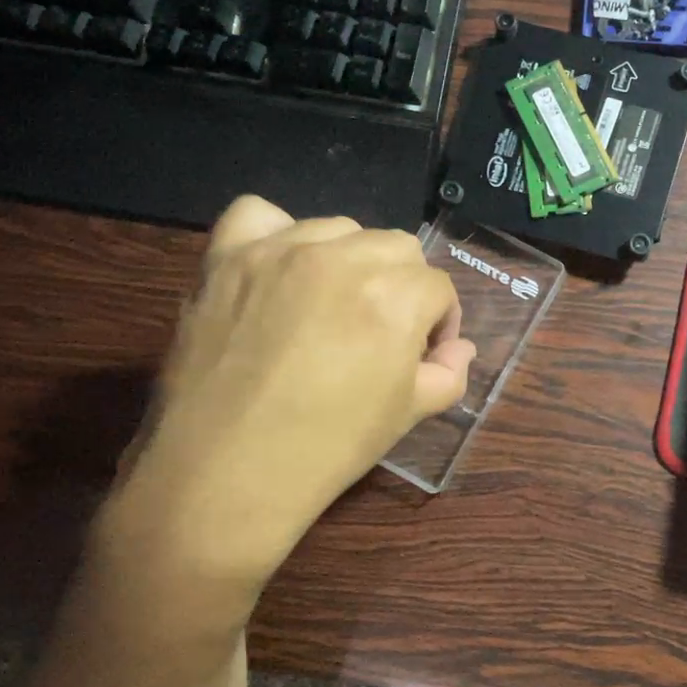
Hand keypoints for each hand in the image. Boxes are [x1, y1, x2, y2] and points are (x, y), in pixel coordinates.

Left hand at [104, 197, 475, 589]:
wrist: (227, 471)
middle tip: (383, 332)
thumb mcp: (408, 415)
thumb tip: (459, 348)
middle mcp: (343, 259)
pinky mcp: (227, 258)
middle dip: (403, 287)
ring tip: (331, 305)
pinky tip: (280, 272)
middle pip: (397, 247)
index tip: (424, 354)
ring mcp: (279, 252)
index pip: (438, 287)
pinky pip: (260, 214)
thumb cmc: (329, 447)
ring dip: (349, 261)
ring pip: (339, 229)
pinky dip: (277, 234)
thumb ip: (448, 373)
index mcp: (396, 298)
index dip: (439, 323)